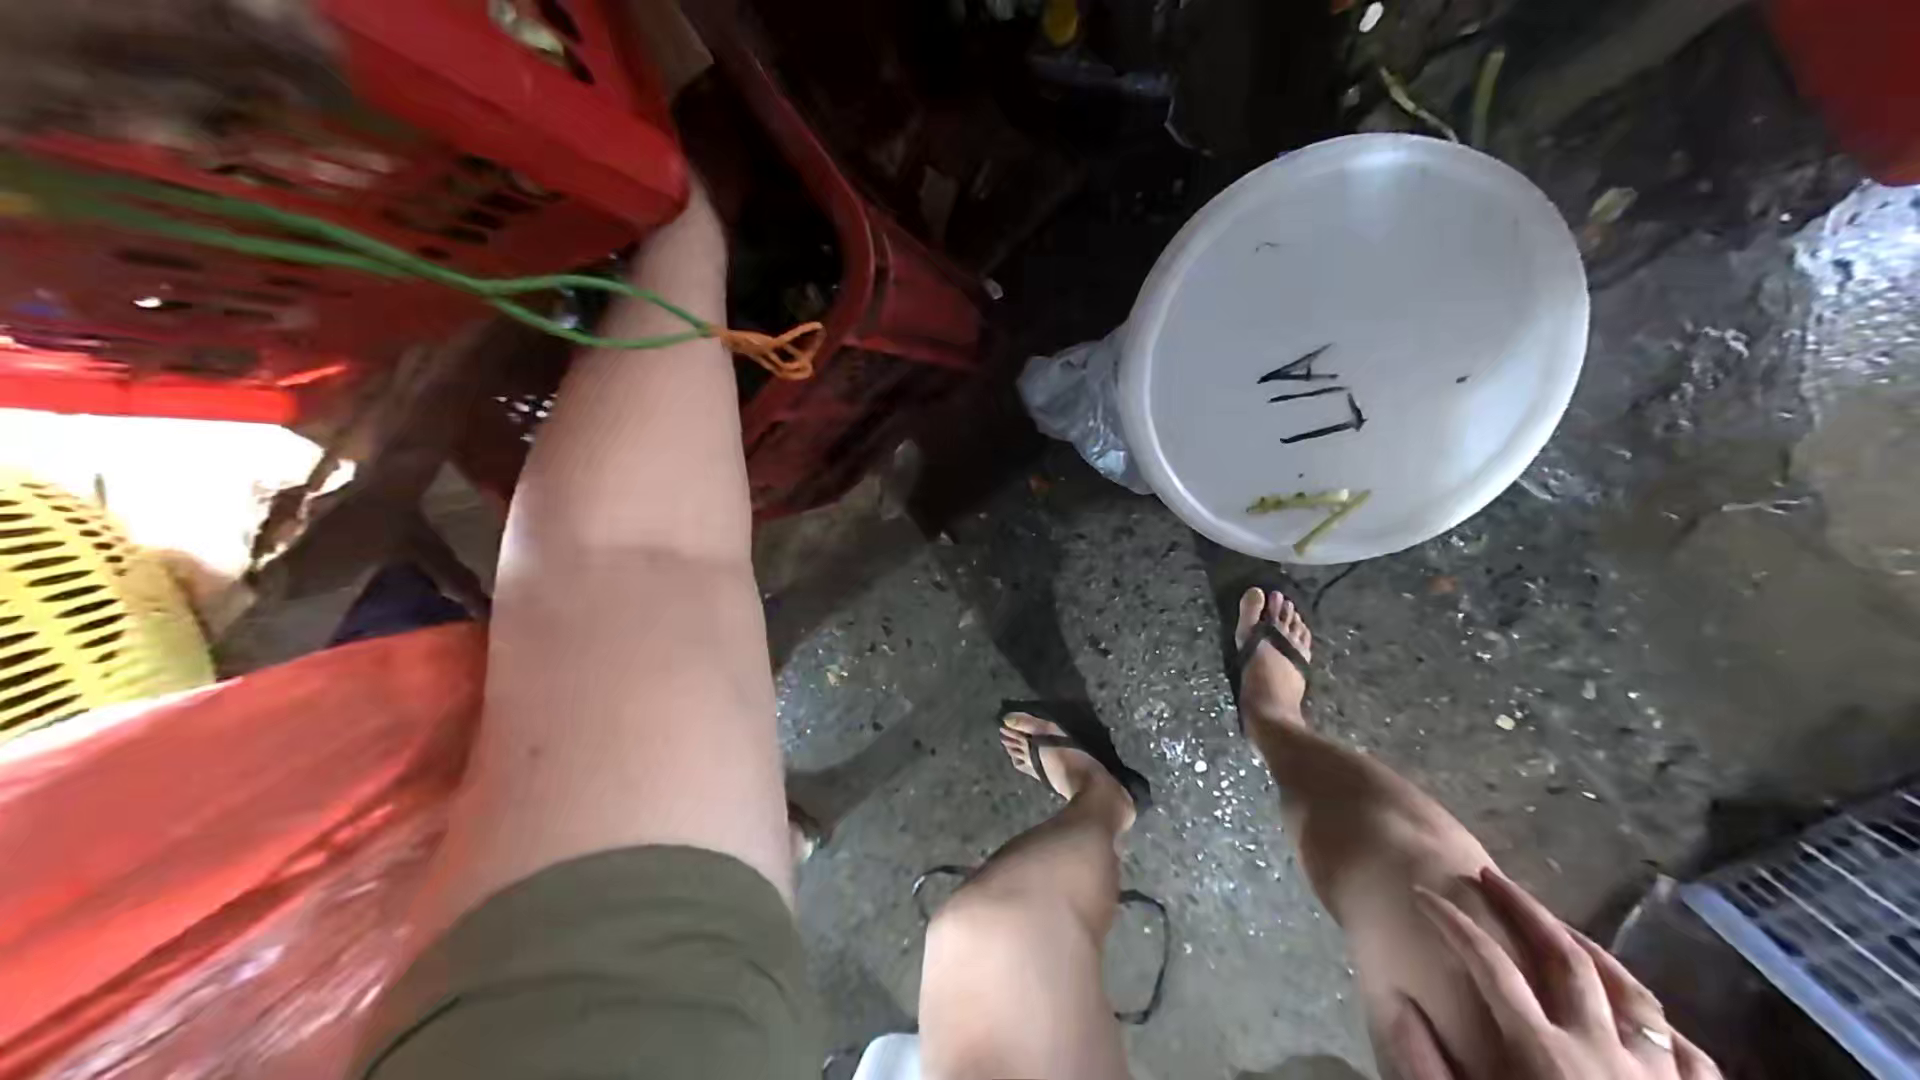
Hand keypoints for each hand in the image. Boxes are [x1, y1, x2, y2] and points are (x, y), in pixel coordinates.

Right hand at [1388, 868, 1722, 1079]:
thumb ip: (1425, 1062)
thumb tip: (1403, 1006)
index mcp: (1541, 1051)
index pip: (1486, 961)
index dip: (1449, 920)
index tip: (1422, 895)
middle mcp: (1600, 1049)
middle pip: (1561, 954)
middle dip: (1519, 906)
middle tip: (1487, 876)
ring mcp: (1651, 1074)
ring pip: (1628, 989)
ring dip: (1587, 947)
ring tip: (1557, 925)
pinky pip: (1687, 1050)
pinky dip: (1655, 1016)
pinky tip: (1635, 1004)